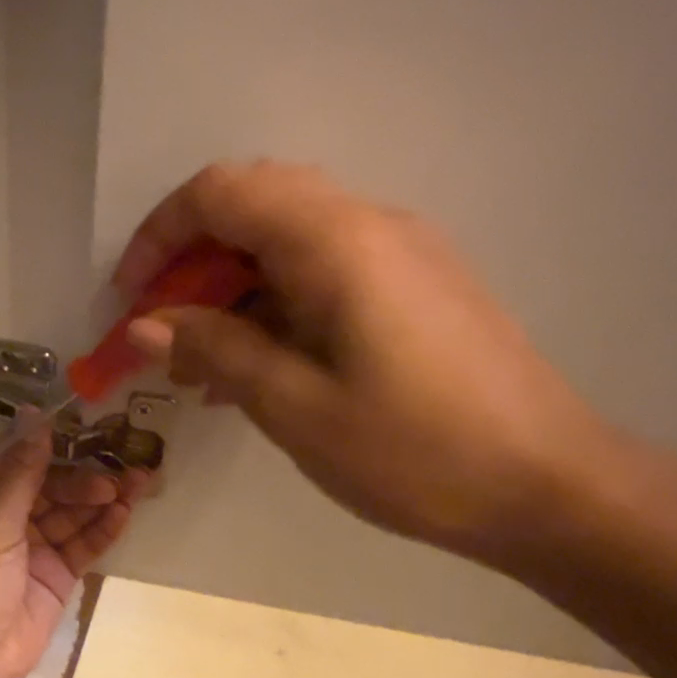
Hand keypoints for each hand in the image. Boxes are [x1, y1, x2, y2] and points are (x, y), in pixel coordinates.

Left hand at [0, 415, 146, 677]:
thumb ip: (20, 473)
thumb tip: (35, 415)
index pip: (12, 457)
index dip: (45, 440)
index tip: (83, 423)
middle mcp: (3, 516)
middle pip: (49, 484)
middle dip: (81, 477)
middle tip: (115, 477)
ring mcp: (32, 545)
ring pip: (71, 511)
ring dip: (102, 498)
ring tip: (138, 483)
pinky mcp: (56, 572)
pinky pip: (83, 542)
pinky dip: (104, 528)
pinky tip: (126, 513)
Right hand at [118, 161, 613, 559]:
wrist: (547, 484)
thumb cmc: (412, 451)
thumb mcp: (295, 407)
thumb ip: (217, 350)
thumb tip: (146, 323)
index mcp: (336, 244)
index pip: (222, 193)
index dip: (160, 236)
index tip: (129, 301)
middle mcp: (369, 224)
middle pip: (254, 203)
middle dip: (191, 260)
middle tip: (161, 330)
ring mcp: (400, 252)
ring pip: (288, 237)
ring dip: (231, 285)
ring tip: (201, 365)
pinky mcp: (415, 285)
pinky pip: (323, 269)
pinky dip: (273, 302)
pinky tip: (256, 368)